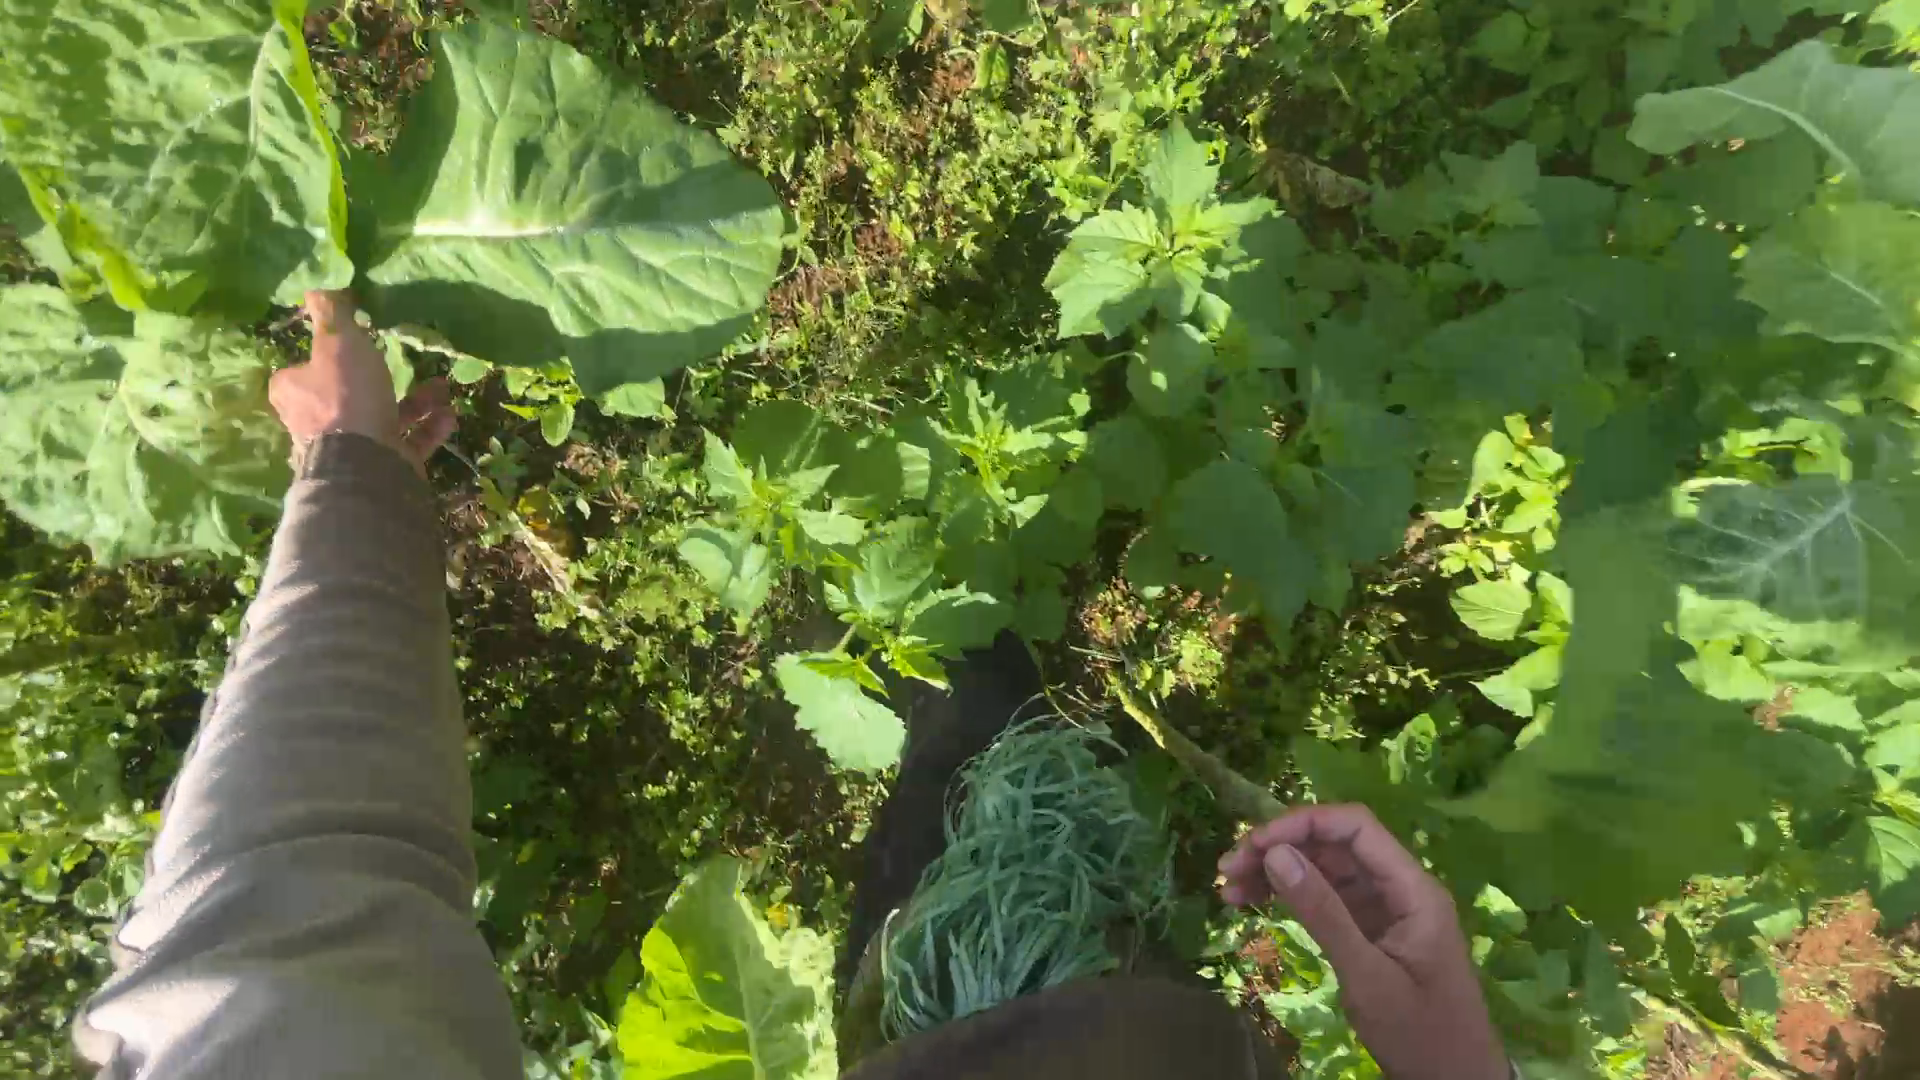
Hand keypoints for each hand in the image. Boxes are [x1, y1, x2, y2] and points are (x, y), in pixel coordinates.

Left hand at [270, 291, 454, 475]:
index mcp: (295, 390)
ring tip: (445, 391)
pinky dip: (430, 427)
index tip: (370, 348)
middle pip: (357, 394)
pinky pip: (410, 440)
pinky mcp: (383, 464)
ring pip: (389, 417)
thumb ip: (333, 314)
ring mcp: (352, 446)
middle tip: (419, 370)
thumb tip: (322, 283)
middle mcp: (317, 420)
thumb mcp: (338, 343)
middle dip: (394, 381)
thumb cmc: (347, 398)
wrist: (366, 463)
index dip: (341, 357)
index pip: (312, 368)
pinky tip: (449, 416)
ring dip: (420, 403)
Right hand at [1218, 804, 1507, 1079]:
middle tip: (1229, 867)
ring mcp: (1380, 907)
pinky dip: (1284, 895)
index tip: (1257, 843)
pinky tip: (1249, 901)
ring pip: (1320, 867)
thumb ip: (1323, 913)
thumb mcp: (1368, 977)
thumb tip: (1275, 853)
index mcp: (1411, 889)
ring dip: (1274, 870)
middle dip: (1278, 848)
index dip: (1302, 823)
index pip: (1354, 827)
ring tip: (1229, 887)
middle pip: (1330, 844)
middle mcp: (1396, 887)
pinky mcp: (1365, 927)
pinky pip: (1320, 895)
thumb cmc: (1421, 1036)